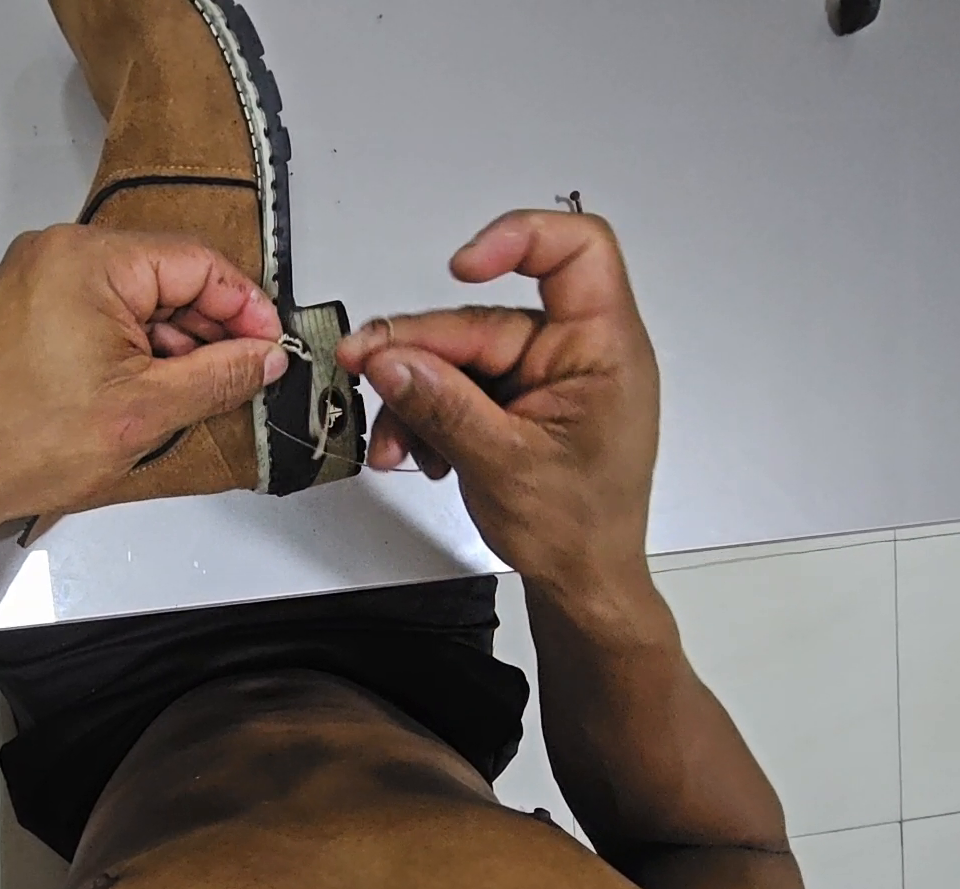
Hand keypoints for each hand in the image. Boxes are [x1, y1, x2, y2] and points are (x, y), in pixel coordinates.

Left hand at [0, 225, 286, 534]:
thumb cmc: (28, 445)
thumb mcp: (145, 412)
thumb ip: (219, 376)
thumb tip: (268, 356)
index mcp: (87, 261)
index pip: (195, 262)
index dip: (244, 305)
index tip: (271, 345)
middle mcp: (56, 254)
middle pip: (164, 277)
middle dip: (209, 328)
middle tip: (241, 374)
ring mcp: (36, 280)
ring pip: (133, 299)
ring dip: (172, 342)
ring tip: (195, 392)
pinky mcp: (26, 311)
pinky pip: (100, 314)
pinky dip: (134, 347)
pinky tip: (152, 387)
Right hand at [335, 210, 660, 608]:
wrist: (578, 578)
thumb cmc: (574, 526)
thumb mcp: (502, 464)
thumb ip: (442, 406)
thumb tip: (385, 359)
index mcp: (598, 349)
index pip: (575, 253)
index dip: (519, 239)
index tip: (459, 268)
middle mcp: (567, 354)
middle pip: (479, 323)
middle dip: (417, 356)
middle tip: (360, 371)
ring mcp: (534, 380)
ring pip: (453, 364)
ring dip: (412, 401)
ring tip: (392, 450)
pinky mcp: (508, 405)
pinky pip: (453, 393)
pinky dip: (425, 420)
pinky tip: (417, 457)